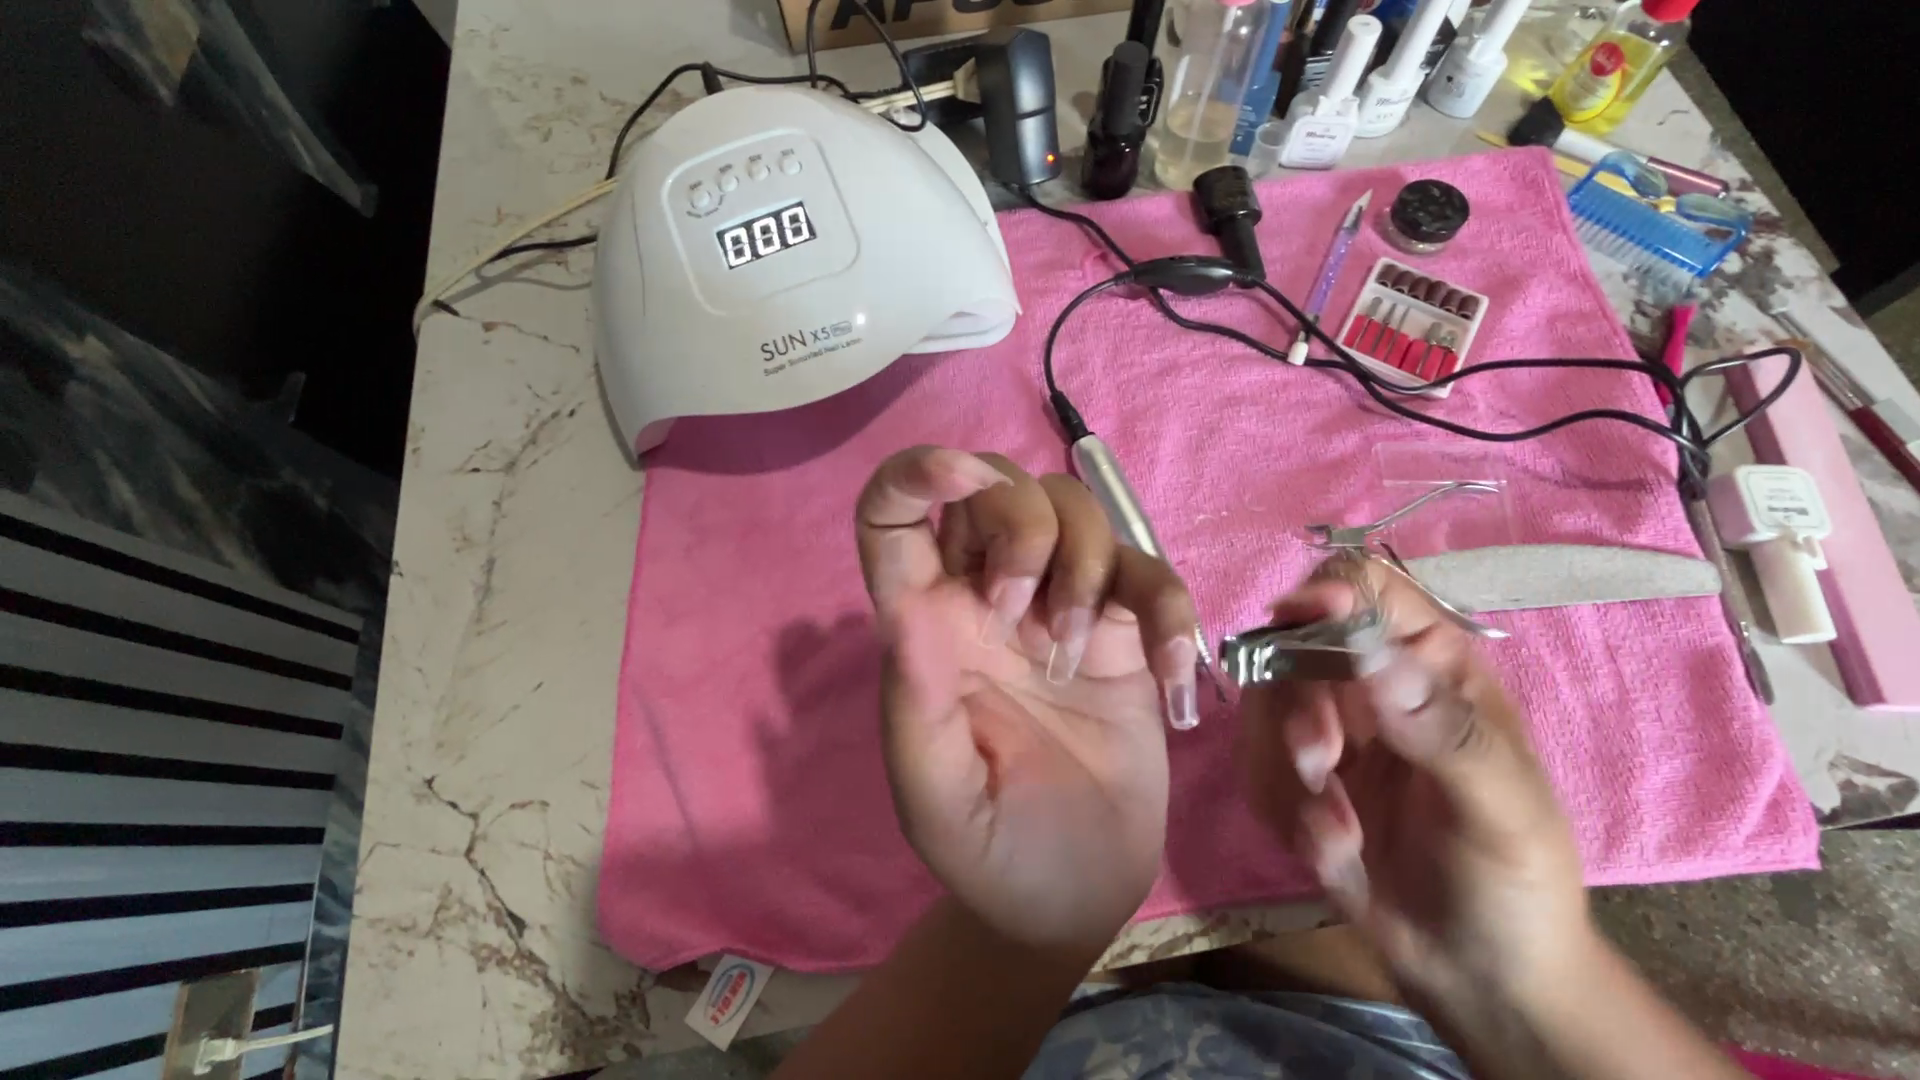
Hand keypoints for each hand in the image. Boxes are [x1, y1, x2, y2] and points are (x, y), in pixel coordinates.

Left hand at [854, 446, 1201, 951]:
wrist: (1073, 896)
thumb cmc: (991, 849)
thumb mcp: (937, 795)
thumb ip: (916, 702)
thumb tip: (905, 607)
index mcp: (925, 627)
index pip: (893, 518)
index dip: (915, 473)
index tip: (961, 474)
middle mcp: (987, 601)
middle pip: (998, 488)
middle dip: (1024, 527)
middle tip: (1033, 626)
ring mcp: (1062, 609)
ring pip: (1076, 511)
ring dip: (1088, 569)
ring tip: (1081, 664)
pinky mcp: (1128, 632)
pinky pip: (1151, 576)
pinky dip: (1170, 614)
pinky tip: (1171, 689)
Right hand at [1239, 558, 1593, 1001]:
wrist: (1479, 975)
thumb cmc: (1514, 880)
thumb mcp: (1500, 807)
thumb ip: (1440, 728)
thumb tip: (1370, 653)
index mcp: (1429, 666)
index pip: (1366, 588)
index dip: (1325, 591)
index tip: (1297, 623)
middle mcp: (1368, 687)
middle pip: (1291, 648)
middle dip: (1295, 708)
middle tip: (1320, 764)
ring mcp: (1327, 734)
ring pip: (1261, 712)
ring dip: (1288, 775)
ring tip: (1340, 835)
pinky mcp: (1294, 782)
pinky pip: (1254, 770)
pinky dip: (1284, 813)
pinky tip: (1334, 853)